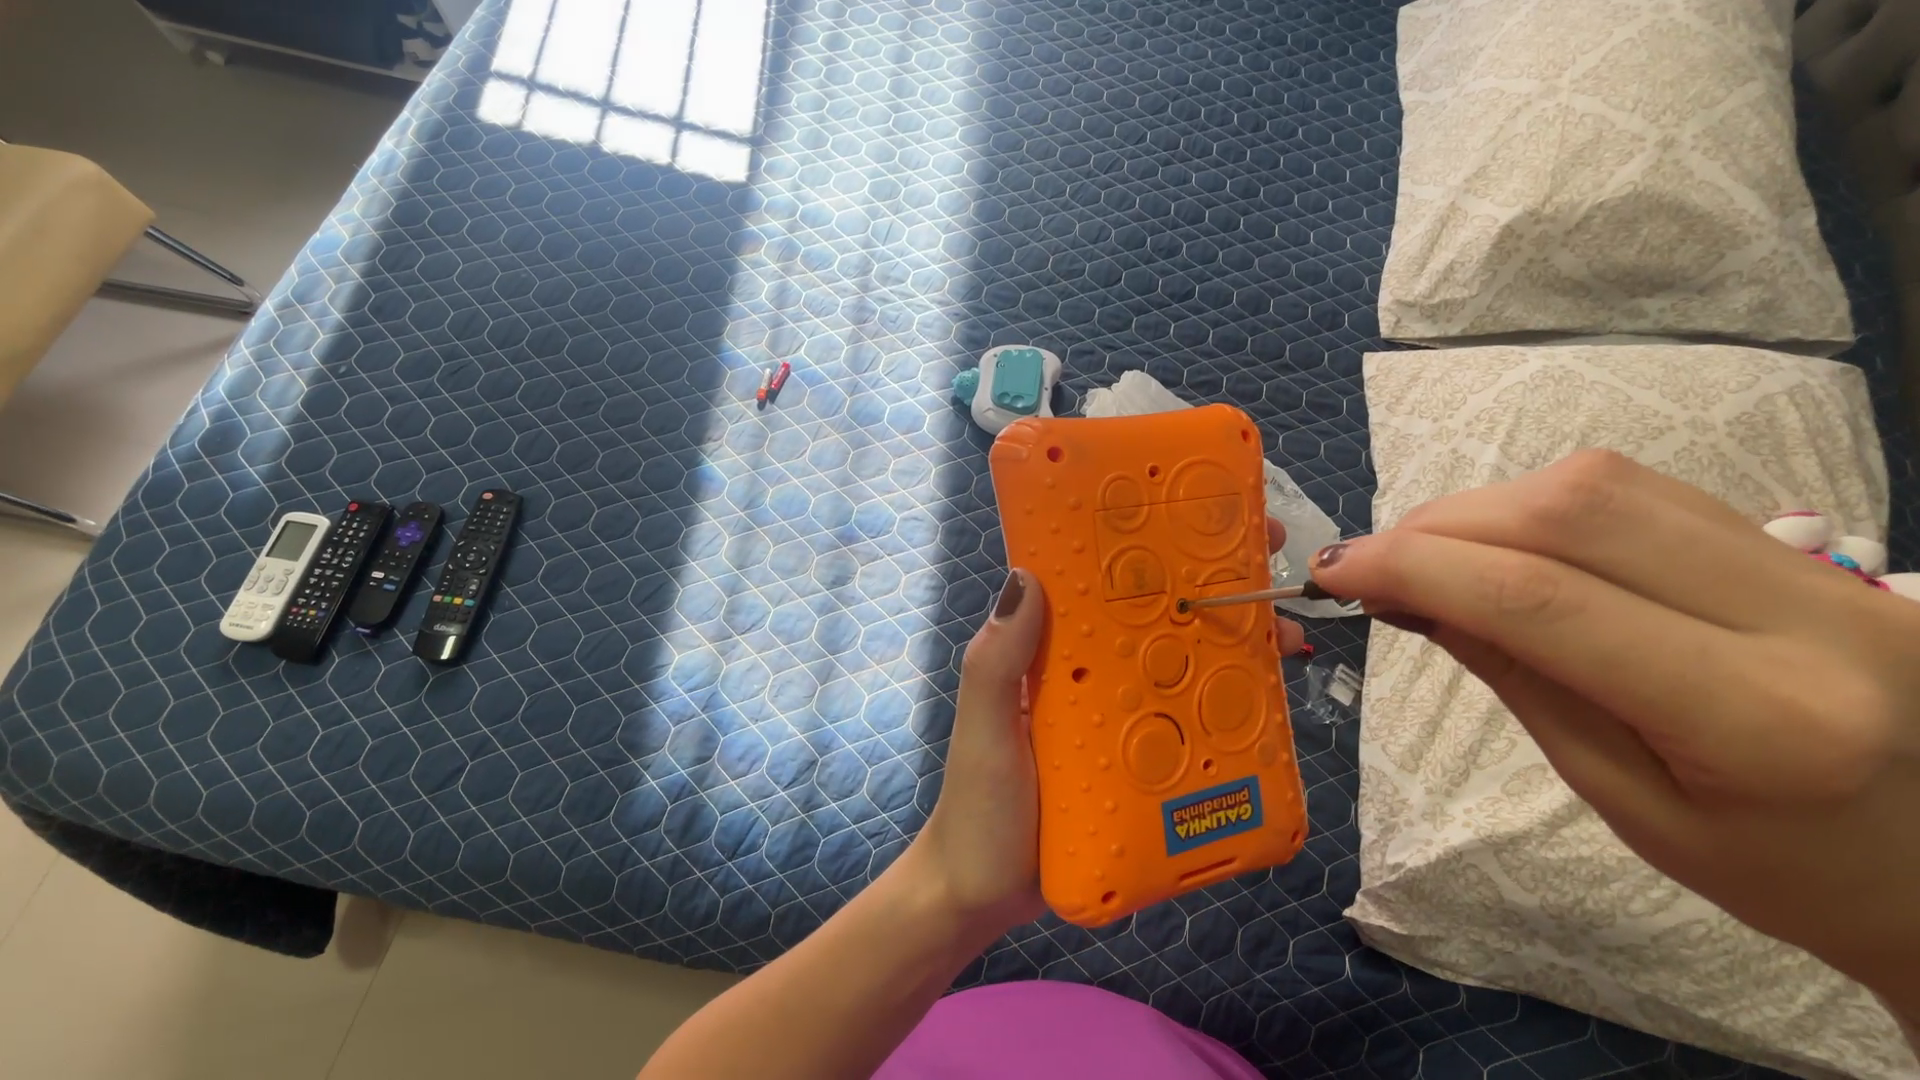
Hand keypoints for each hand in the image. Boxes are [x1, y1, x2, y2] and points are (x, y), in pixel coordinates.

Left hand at [908, 519, 1304, 939]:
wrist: (987, 893)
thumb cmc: (980, 805)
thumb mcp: (985, 725)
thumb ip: (998, 660)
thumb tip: (1027, 573)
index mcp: (1054, 652)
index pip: (1102, 585)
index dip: (1147, 547)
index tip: (1199, 517)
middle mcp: (1094, 676)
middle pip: (1159, 621)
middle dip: (1214, 590)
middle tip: (1271, 574)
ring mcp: (1123, 721)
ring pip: (1186, 671)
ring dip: (1236, 650)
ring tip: (1289, 643)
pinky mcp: (1145, 767)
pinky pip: (1192, 729)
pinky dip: (1231, 715)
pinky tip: (1270, 710)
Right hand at [1309, 450, 1919, 1016]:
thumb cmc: (1774, 867)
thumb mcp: (1625, 799)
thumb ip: (1521, 679)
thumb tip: (1412, 595)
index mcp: (1759, 719)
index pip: (1545, 602)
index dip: (1419, 568)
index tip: (1337, 570)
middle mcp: (1803, 615)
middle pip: (1575, 513)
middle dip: (1441, 525)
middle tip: (1371, 563)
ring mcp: (1816, 563)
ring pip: (1606, 483)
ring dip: (1483, 508)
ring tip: (1427, 556)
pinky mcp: (1800, 538)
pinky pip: (1641, 490)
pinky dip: (1539, 505)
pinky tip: (1504, 544)